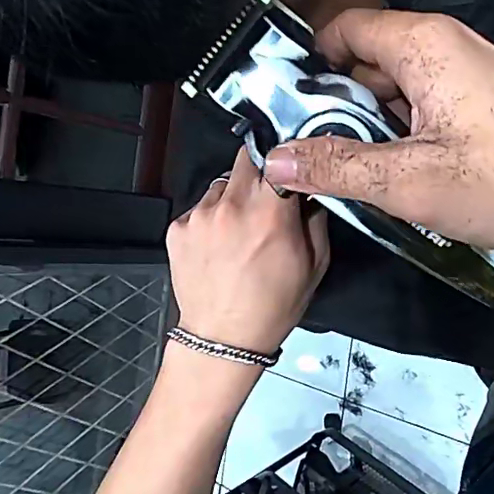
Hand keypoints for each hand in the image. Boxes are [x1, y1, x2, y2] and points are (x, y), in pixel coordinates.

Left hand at [168, 147, 330, 356]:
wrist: (223, 337)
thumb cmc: (270, 307)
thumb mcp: (315, 264)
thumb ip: (315, 218)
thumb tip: (310, 190)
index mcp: (269, 213)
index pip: (276, 156)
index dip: (283, 159)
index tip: (287, 168)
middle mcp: (230, 208)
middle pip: (244, 160)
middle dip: (258, 173)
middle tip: (264, 200)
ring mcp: (200, 217)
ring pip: (220, 186)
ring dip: (232, 200)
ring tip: (238, 234)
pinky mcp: (178, 228)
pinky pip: (199, 209)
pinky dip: (209, 220)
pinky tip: (218, 247)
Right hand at [261, 9, 493, 251]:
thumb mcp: (409, 181)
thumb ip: (335, 166)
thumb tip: (273, 162)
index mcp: (422, 44)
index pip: (340, 30)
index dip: (307, 68)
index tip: (287, 114)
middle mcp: (443, 44)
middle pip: (362, 60)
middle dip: (333, 105)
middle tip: (313, 155)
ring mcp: (466, 70)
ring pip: (390, 87)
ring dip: (366, 124)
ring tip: (351, 171)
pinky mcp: (481, 96)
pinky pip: (419, 103)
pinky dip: (398, 131)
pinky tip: (397, 172)